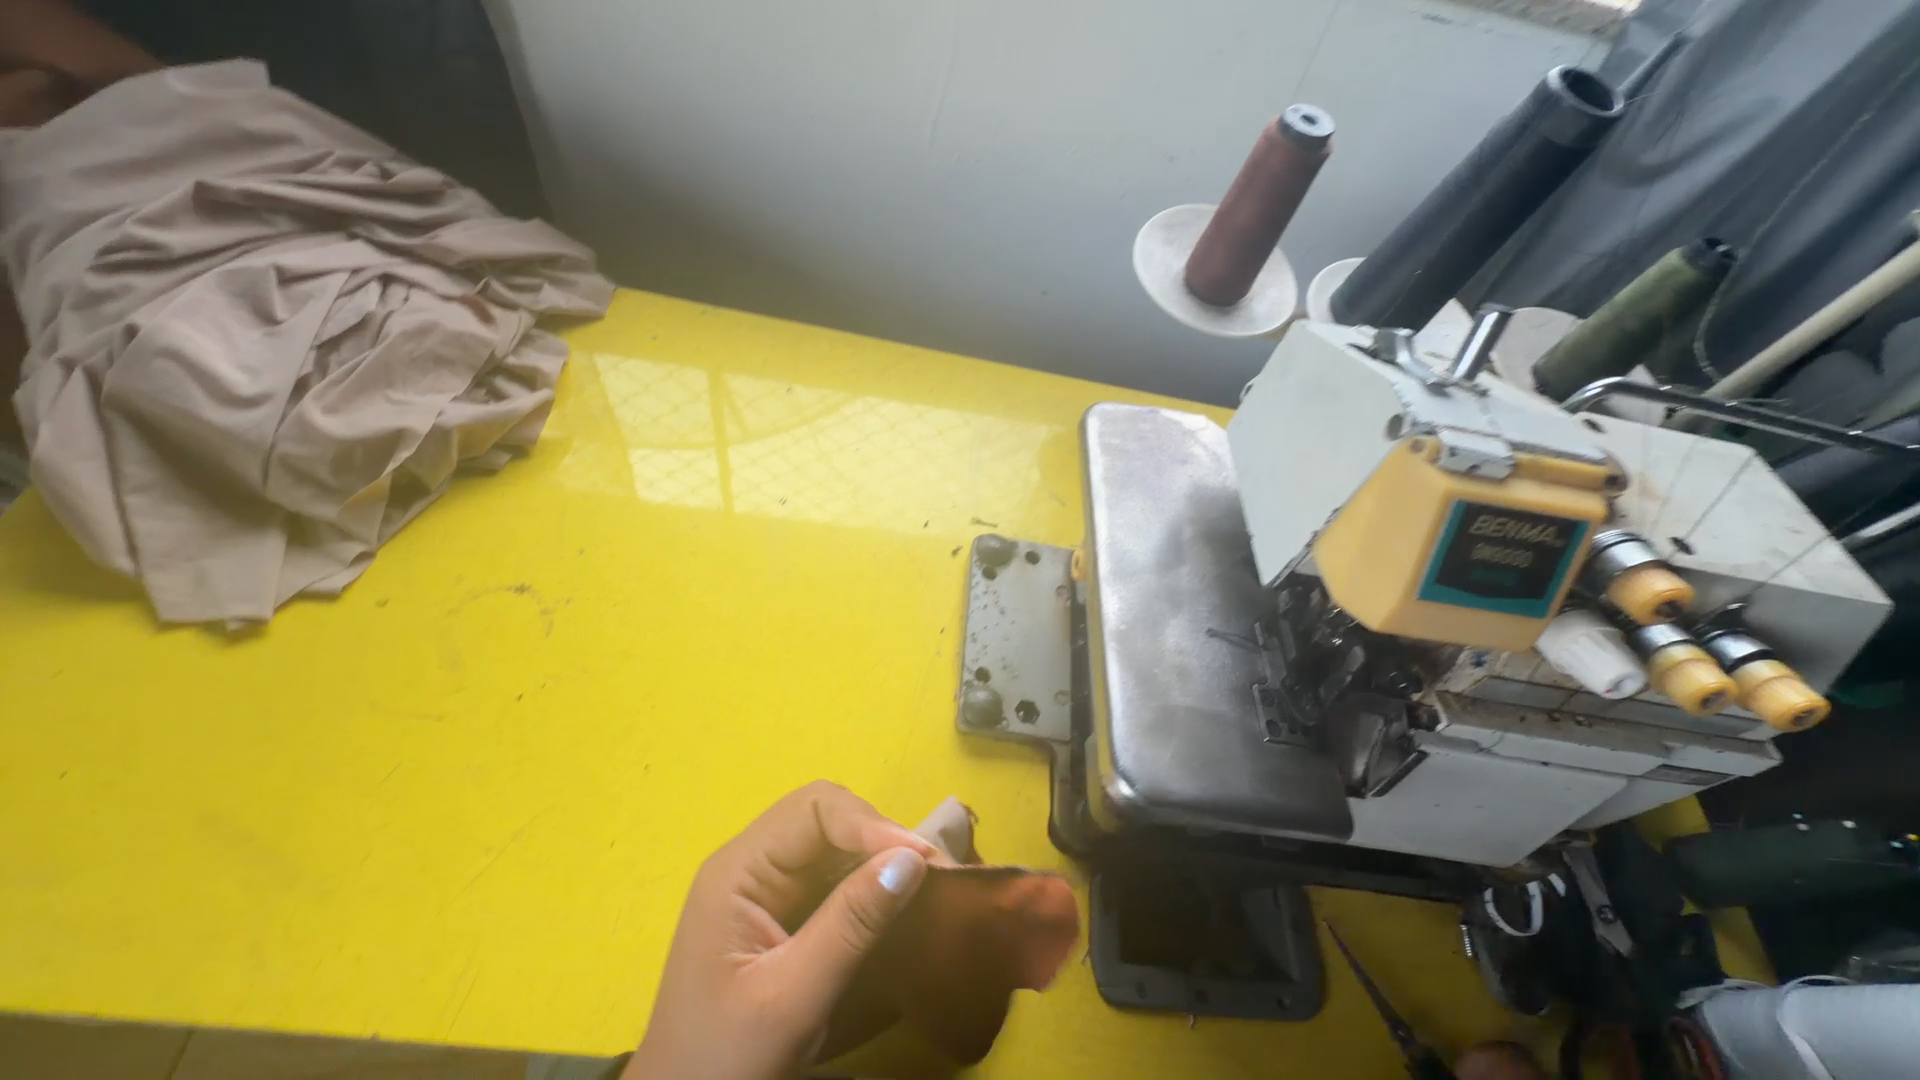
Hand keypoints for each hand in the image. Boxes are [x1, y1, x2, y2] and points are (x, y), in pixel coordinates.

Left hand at [624, 782, 940, 1079]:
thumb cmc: (724, 1060)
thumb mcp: (791, 997)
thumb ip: (850, 925)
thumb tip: (912, 859)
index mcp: (738, 871)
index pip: (813, 809)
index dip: (870, 823)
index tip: (922, 860)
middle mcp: (753, 866)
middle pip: (827, 817)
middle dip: (881, 836)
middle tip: (932, 873)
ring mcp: (768, 890)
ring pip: (836, 845)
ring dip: (881, 858)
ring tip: (927, 884)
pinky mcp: (785, 915)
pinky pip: (835, 879)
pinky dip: (872, 883)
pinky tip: (899, 903)